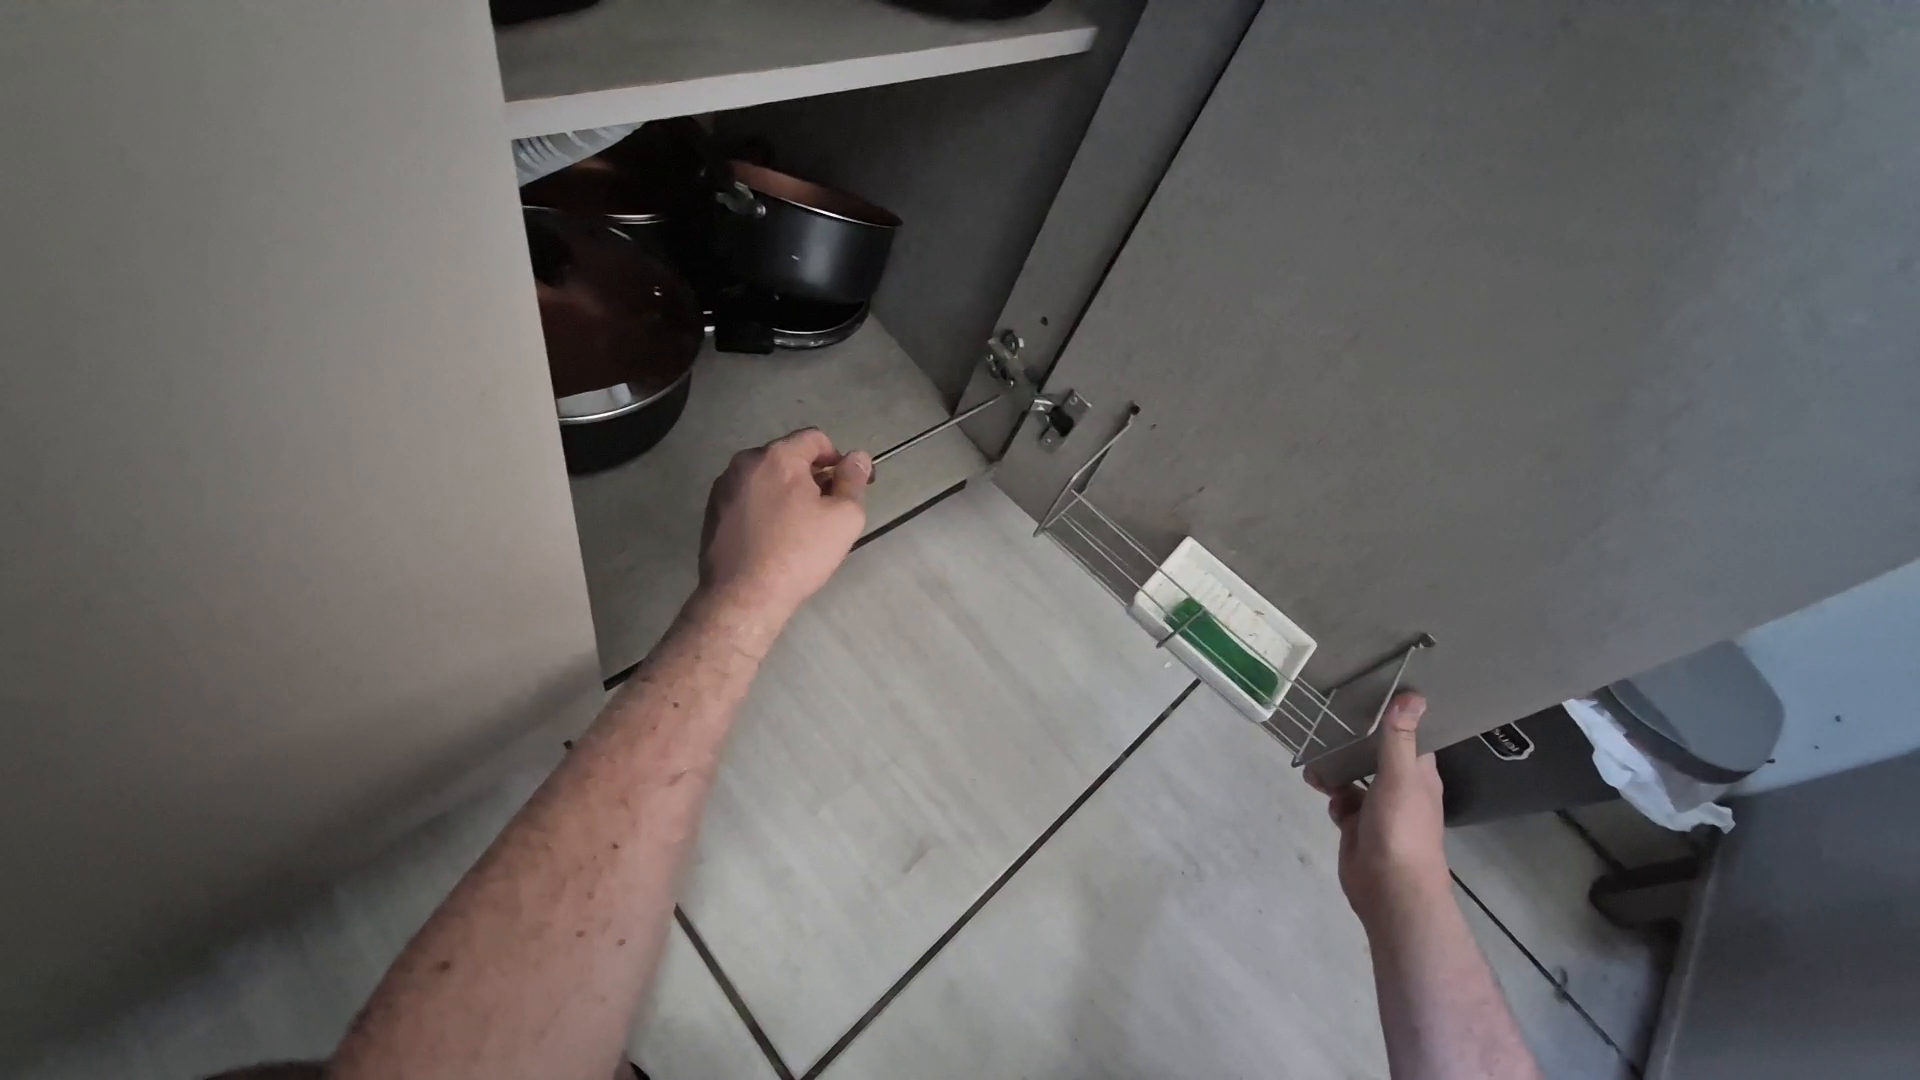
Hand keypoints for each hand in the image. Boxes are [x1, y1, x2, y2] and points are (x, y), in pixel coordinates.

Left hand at [697, 428, 869, 623]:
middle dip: (812, 476)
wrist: (743, 596)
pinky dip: (764, 507)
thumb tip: (857, 457)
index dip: (839, 458)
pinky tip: (773, 538)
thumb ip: (853, 480)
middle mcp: (744, 463)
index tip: (848, 486)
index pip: (816, 438)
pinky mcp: (712, 511)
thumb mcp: (844, 518)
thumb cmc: (799, 554)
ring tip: (799, 527)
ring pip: (766, 478)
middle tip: (826, 511)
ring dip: (787, 492)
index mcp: (778, 456)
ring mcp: (723, 487)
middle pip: (789, 457)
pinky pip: (747, 498)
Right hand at [1313, 692, 1451, 929]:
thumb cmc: (1402, 830)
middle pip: (1376, 753)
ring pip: (1353, 775)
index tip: (1377, 689)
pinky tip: (1323, 795)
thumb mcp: (1400, 778)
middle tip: (1330, 719)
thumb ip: (1400, 738)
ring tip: (1316, 762)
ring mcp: (1377, 806)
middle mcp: (1400, 786)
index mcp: (1419, 774)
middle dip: (1354, 740)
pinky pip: (1340, 799)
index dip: (1398, 714)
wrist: (1388, 889)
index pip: (1412, 735)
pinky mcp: (1356, 824)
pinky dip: (1331, 796)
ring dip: (1335, 767)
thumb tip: (1412, 695)